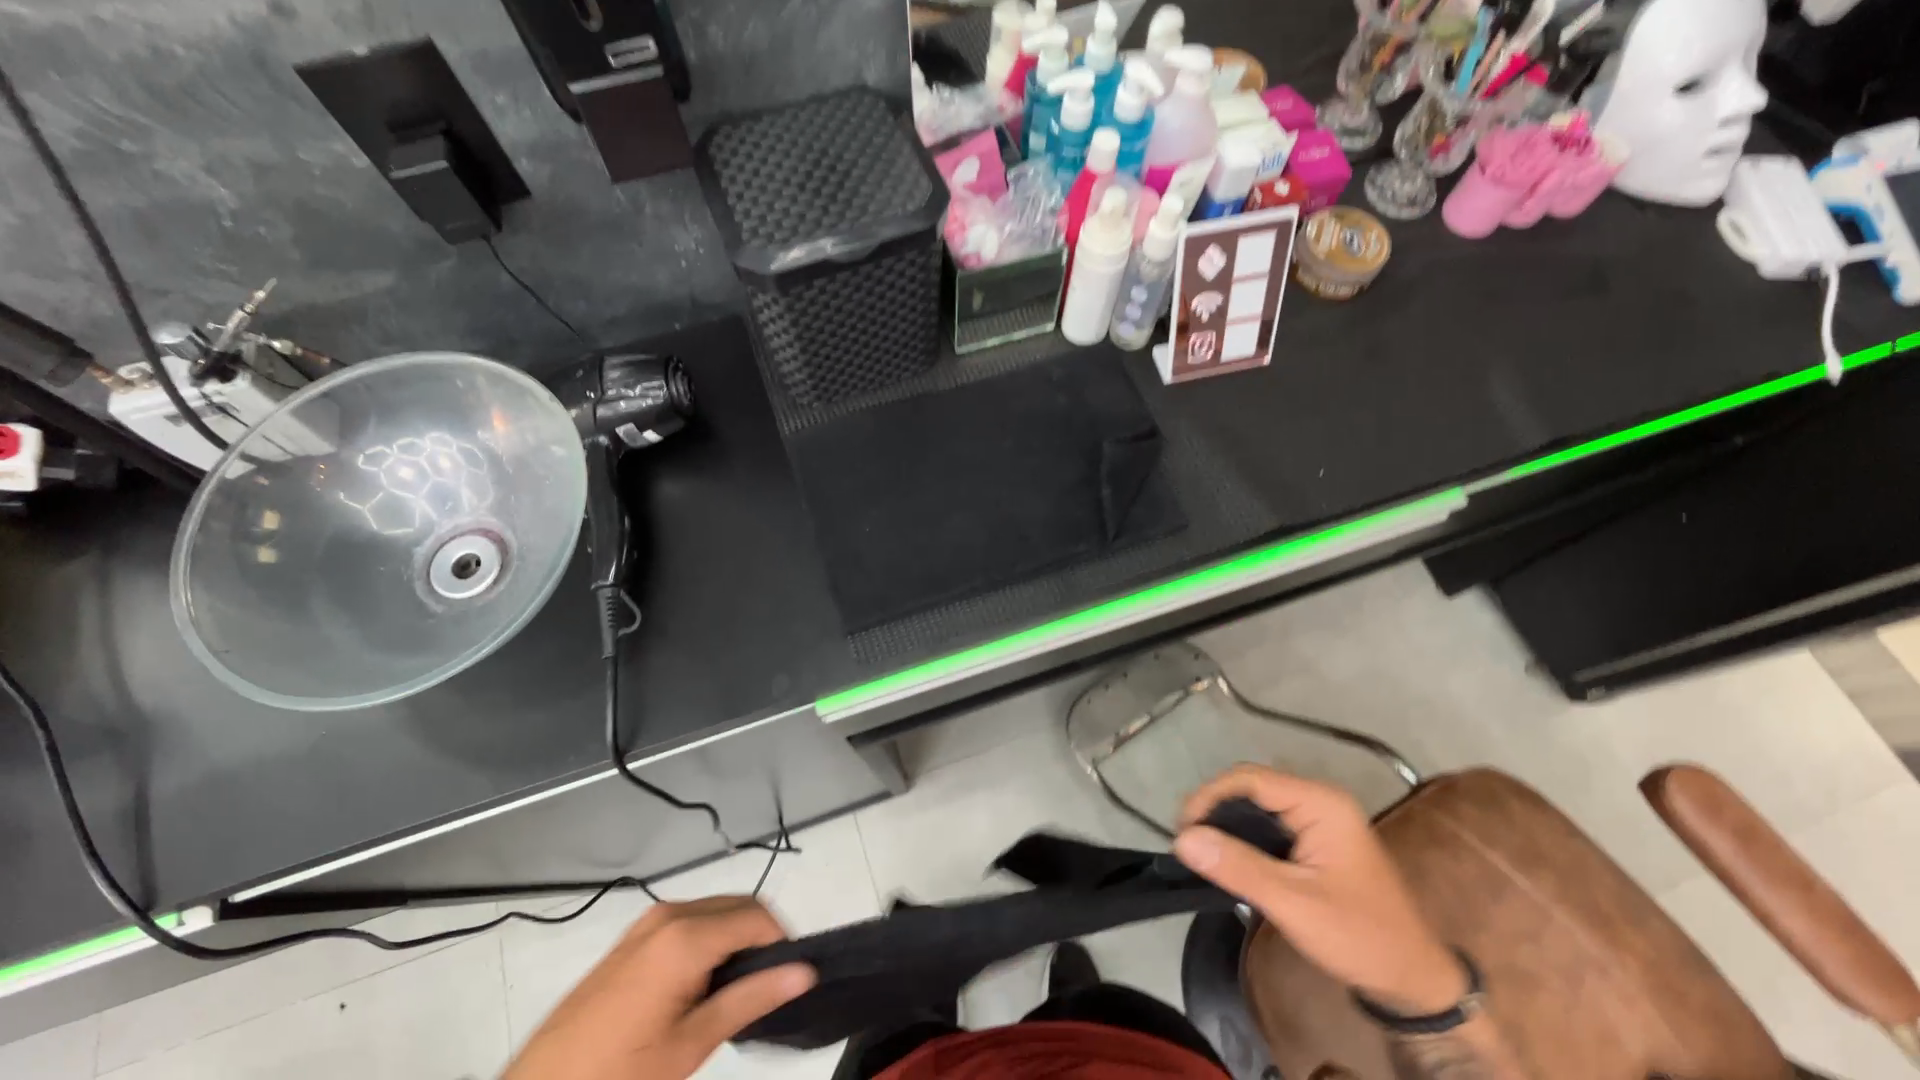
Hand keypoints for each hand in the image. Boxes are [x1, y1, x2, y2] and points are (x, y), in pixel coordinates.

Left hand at [503, 897, 815, 1079]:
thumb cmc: (620, 1071)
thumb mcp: (692, 1042)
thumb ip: (751, 999)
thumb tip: (804, 971)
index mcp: (685, 936)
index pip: (758, 916)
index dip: (782, 944)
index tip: (788, 982)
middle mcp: (667, 916)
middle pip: (738, 906)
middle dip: (760, 939)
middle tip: (765, 991)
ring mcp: (645, 925)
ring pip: (713, 913)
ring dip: (734, 941)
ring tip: (732, 996)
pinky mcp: (631, 940)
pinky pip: (687, 923)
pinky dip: (707, 943)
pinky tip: (699, 990)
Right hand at [1174, 765, 1465, 1014]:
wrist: (1412, 977)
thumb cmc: (1358, 935)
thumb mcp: (1293, 903)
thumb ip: (1238, 866)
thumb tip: (1182, 838)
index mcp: (1321, 804)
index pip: (1250, 779)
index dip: (1209, 797)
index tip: (1182, 831)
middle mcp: (1321, 802)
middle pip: (1252, 788)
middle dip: (1215, 810)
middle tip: (1187, 845)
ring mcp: (1321, 821)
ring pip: (1258, 807)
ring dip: (1228, 826)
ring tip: (1200, 853)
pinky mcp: (1317, 842)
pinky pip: (1270, 827)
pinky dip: (1245, 839)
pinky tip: (1228, 861)